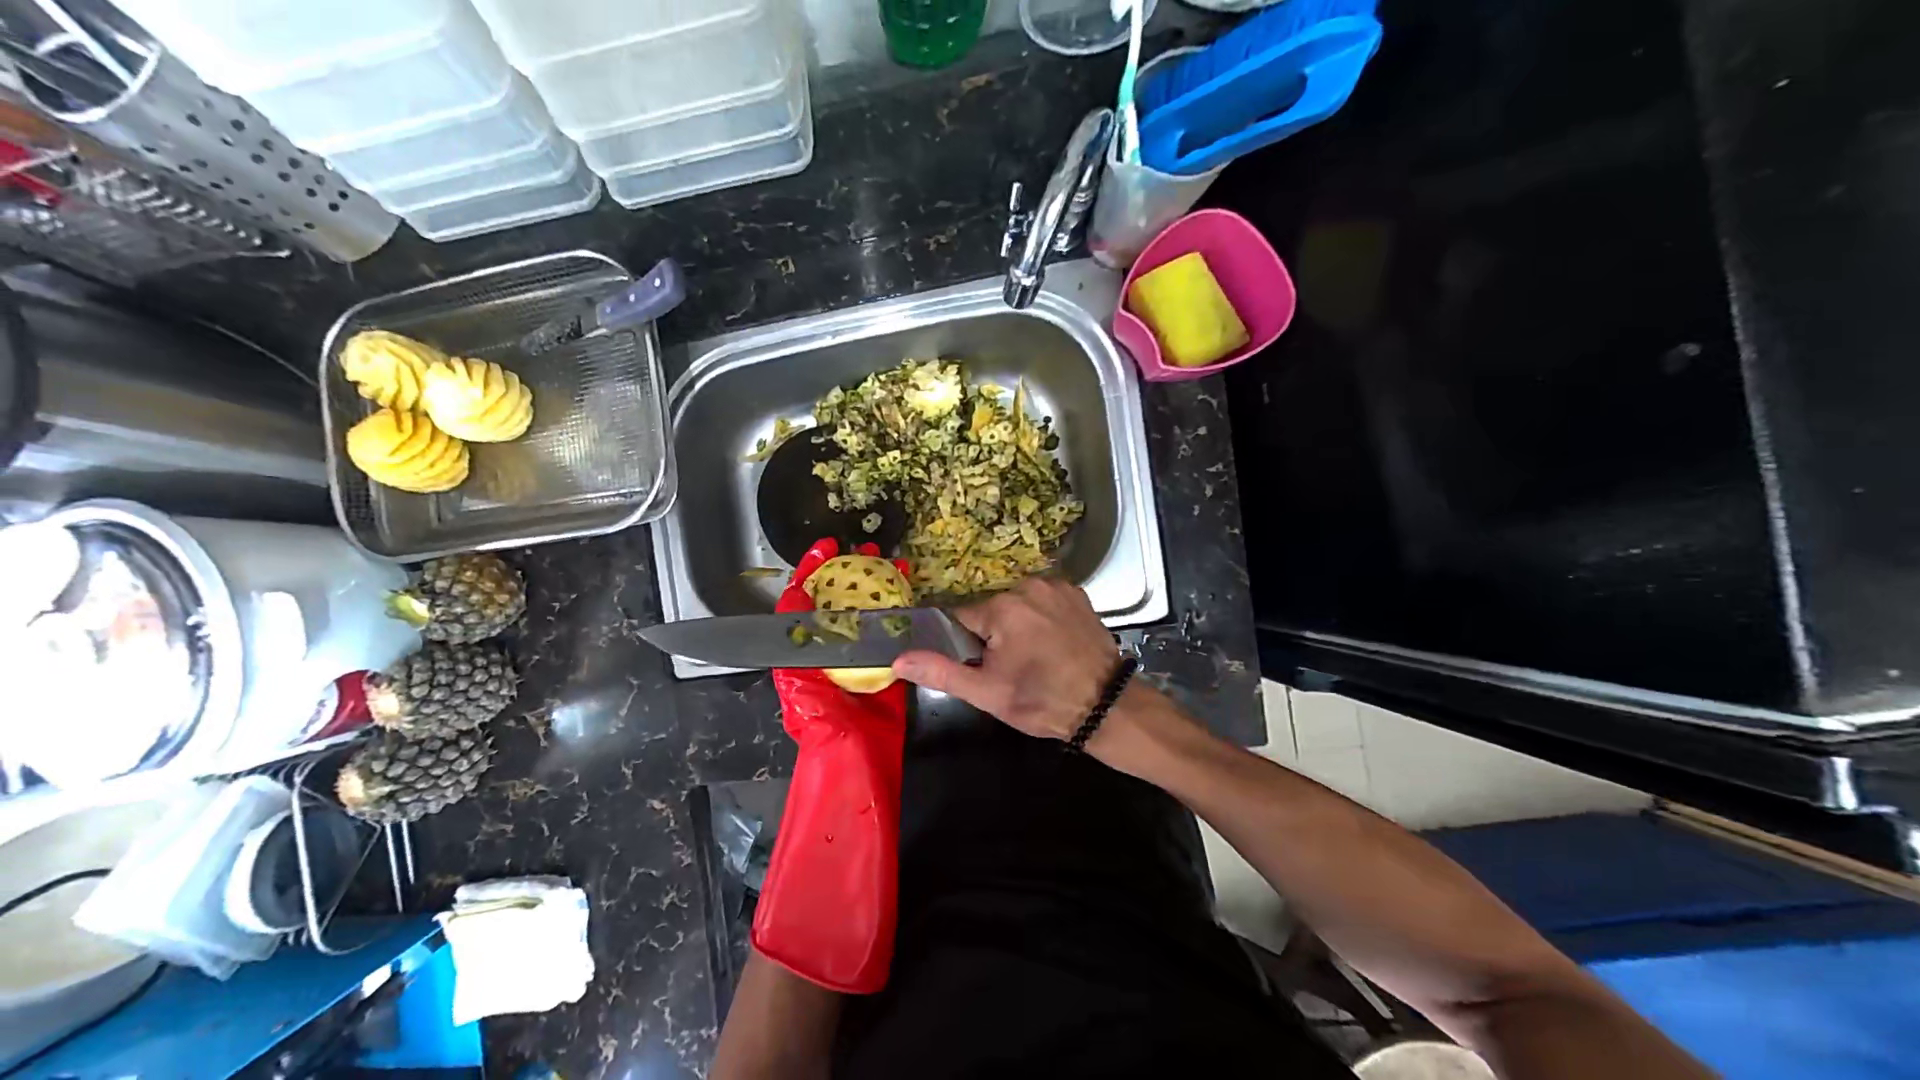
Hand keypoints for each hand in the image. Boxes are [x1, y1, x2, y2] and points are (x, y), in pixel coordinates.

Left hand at [772, 538, 911, 736]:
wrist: (855, 755)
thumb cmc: (820, 721)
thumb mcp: (798, 679)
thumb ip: (796, 640)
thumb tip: (795, 594)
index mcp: (806, 647)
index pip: (806, 599)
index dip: (814, 570)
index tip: (827, 546)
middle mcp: (834, 645)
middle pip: (842, 597)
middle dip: (854, 569)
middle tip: (869, 547)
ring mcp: (863, 652)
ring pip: (871, 608)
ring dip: (881, 582)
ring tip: (894, 560)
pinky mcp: (891, 662)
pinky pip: (897, 630)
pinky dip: (905, 608)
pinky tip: (912, 590)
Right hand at [892, 578, 1122, 740]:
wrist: (1105, 705)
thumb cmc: (1041, 701)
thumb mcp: (987, 693)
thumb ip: (941, 671)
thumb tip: (899, 659)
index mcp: (1002, 607)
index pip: (963, 618)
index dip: (970, 645)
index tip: (986, 665)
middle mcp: (1029, 586)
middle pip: (993, 610)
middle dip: (996, 635)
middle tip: (1015, 667)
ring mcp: (1057, 587)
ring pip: (1019, 604)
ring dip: (1020, 625)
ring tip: (1038, 657)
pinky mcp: (1078, 593)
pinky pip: (1044, 601)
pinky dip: (1043, 618)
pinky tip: (1055, 643)